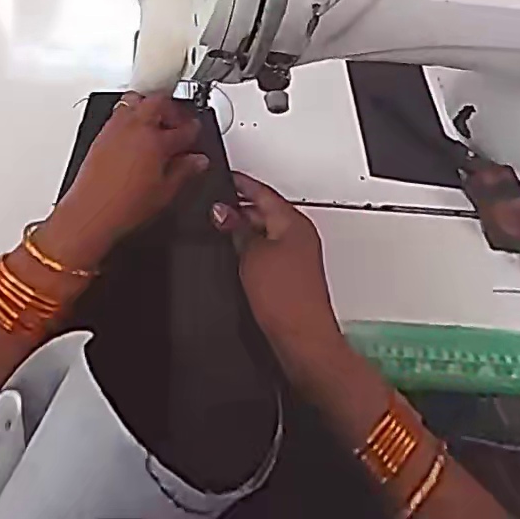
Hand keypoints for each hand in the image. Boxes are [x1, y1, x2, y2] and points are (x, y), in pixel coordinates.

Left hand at [37, 93, 208, 268]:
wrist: (91, 211)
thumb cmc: (123, 205)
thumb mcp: (165, 192)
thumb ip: (184, 171)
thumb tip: (197, 161)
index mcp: (156, 142)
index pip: (182, 129)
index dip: (193, 129)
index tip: (195, 131)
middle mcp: (136, 128)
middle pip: (159, 103)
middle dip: (172, 108)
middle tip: (178, 120)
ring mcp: (117, 128)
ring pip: (136, 101)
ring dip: (149, 106)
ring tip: (157, 120)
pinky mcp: (102, 133)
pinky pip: (120, 112)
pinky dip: (131, 114)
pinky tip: (135, 130)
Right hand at [211, 173, 346, 375]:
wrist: (303, 341)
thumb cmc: (286, 300)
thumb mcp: (251, 255)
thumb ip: (236, 228)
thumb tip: (222, 212)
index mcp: (293, 223)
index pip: (263, 192)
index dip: (241, 184)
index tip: (226, 177)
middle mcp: (299, 236)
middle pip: (266, 210)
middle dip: (241, 207)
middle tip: (216, 205)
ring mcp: (297, 256)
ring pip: (267, 231)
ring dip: (246, 228)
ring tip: (222, 228)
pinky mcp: (292, 276)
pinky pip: (268, 250)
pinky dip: (252, 247)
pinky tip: (237, 255)